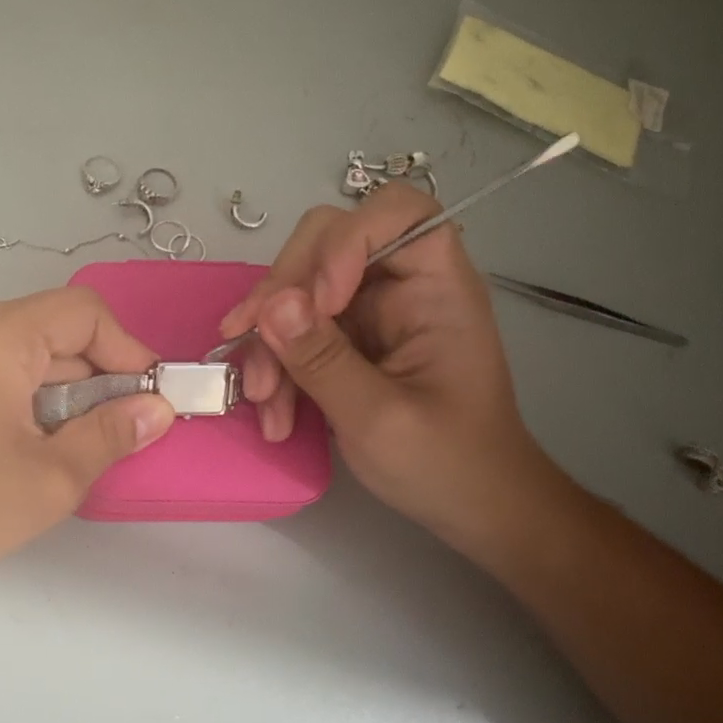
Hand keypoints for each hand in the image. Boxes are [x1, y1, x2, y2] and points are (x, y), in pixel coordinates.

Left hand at [0, 287, 175, 597]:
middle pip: (53, 330)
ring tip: (75, 449)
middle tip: (122, 435)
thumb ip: (112, 433)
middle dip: (97, 378)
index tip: (151, 402)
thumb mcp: (51, 477)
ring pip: (25, 353)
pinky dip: (26, 397)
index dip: (128, 351)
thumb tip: (156, 409)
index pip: (84, 312)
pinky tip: (31, 445)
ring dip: (63, 393)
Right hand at [218, 183, 556, 532]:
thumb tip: (271, 304)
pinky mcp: (344, 341)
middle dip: (281, 294)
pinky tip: (273, 413)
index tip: (319, 301)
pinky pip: (290, 331)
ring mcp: (368, 313)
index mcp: (437, 289)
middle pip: (325, 244)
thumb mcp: (379, 419)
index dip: (347, 239)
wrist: (472, 509)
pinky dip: (273, 367)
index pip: (397, 212)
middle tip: (250, 344)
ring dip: (267, 342)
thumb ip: (323, 360)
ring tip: (263, 401)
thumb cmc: (448, 466)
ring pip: (295, 291)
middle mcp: (400, 287)